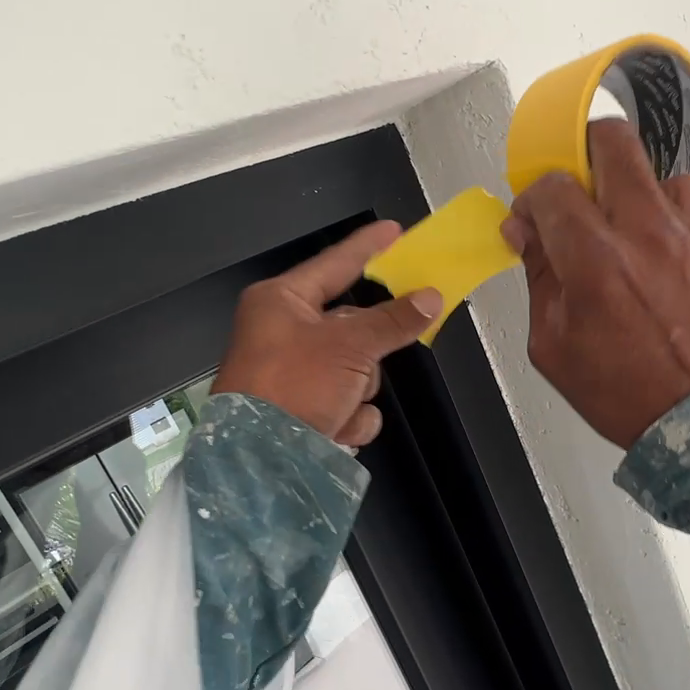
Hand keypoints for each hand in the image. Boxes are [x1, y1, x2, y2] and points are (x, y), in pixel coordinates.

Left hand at [211, 222, 442, 446]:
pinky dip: (349, 419)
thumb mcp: (349, 346)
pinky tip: (336, 429)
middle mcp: (284, 333)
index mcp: (282, 302)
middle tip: (376, 352)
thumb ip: (393, 320)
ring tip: (340, 404)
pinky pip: (348, 404)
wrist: (260, 459)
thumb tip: (430, 296)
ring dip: (359, 390)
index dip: (368, 247)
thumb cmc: (292, 387)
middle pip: (352, 326)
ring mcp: (296, 376)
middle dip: (367, 350)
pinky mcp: (305, 411)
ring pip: (357, 369)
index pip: (335, 264)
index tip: (395, 230)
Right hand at [500, 119, 689, 449]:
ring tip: (617, 226)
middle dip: (580, 153)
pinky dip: (658, 207)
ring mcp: (687, 234)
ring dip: (623, 186)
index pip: (553, 188)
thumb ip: (537, 274)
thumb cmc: (613, 388)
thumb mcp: (550, 342)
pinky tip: (649, 242)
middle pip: (611, 141)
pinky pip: (683, 197)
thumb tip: (524, 230)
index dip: (532, 198)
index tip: (530, 221)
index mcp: (595, 262)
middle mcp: (644, 234)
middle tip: (573, 188)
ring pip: (650, 167)